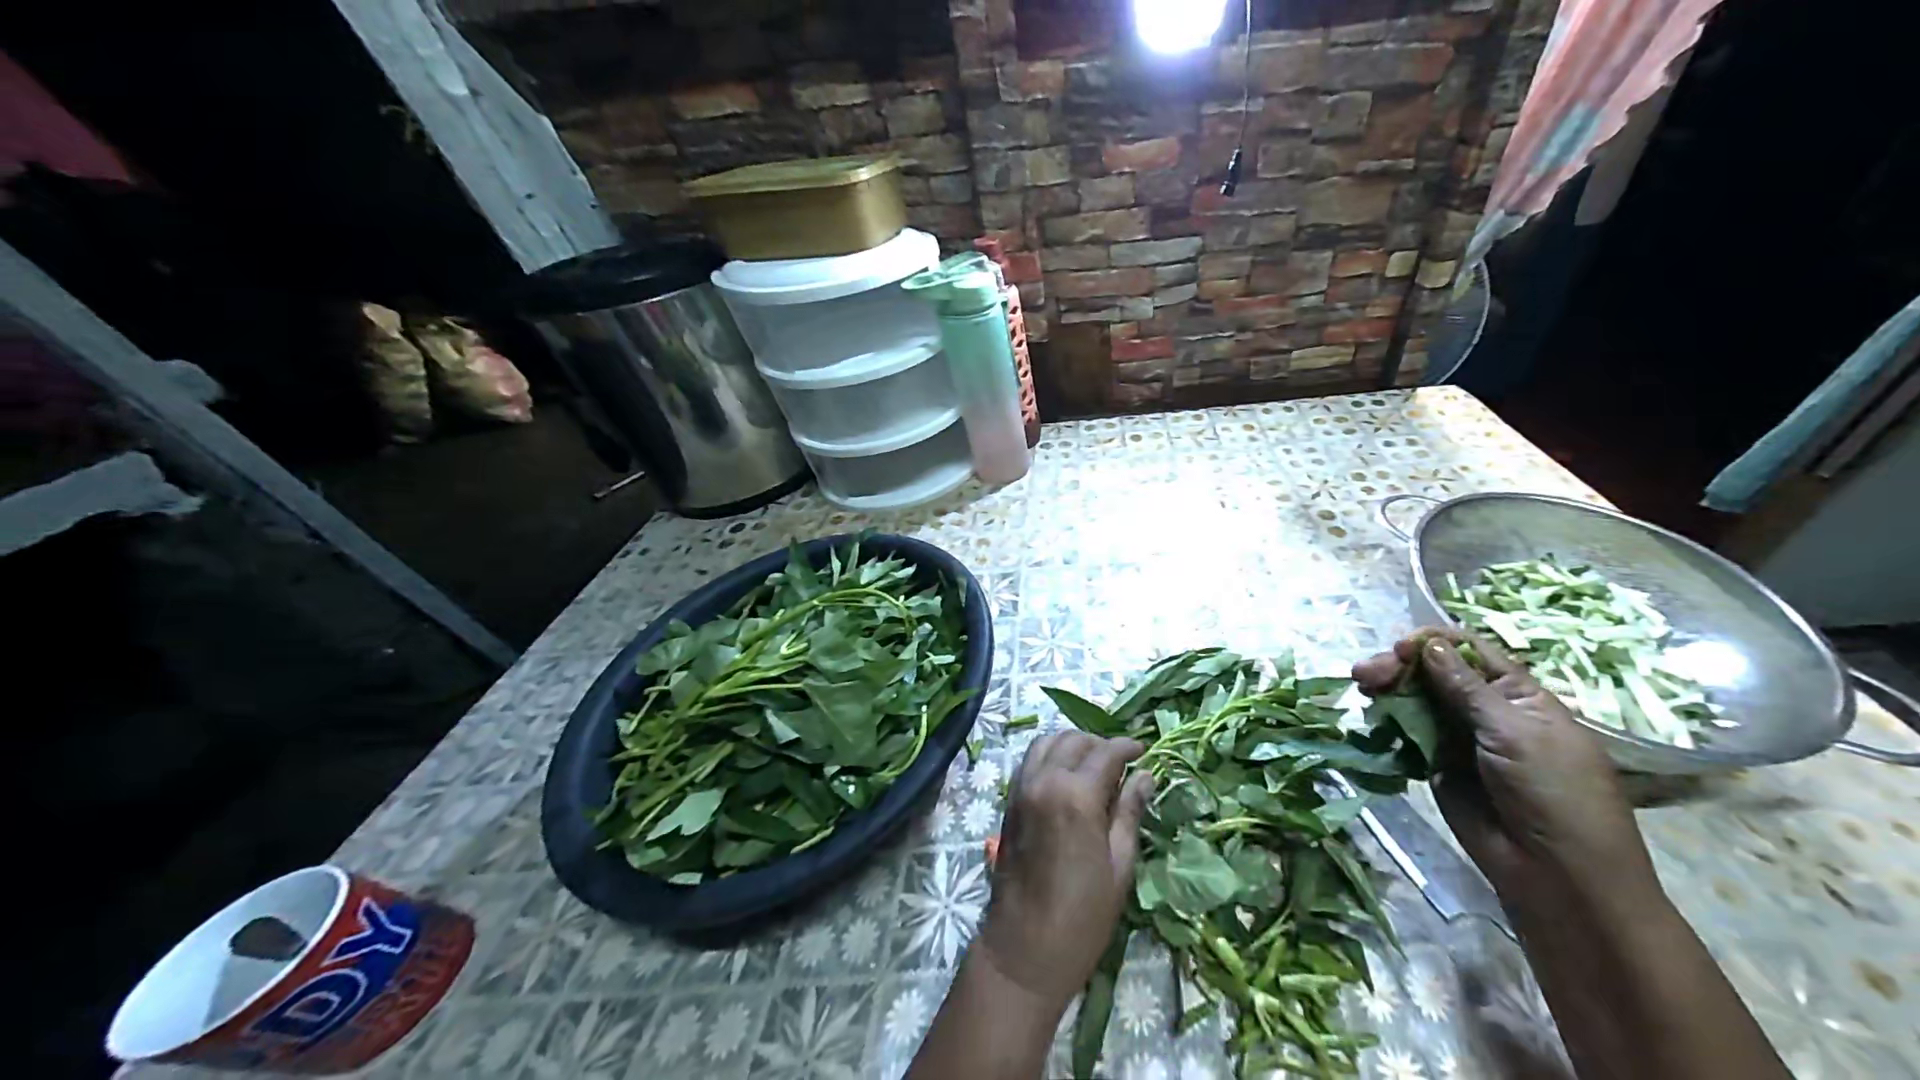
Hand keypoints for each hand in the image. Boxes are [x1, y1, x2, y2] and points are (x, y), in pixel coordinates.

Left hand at [974, 732, 1154, 1005]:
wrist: (1023, 948)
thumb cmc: (1082, 915)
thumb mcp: (1119, 865)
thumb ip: (1129, 812)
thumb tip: (1145, 775)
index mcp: (1075, 796)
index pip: (1105, 753)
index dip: (1128, 747)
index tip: (1145, 750)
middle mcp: (1044, 781)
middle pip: (1073, 740)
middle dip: (1100, 744)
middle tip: (1122, 763)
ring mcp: (1021, 788)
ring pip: (1047, 743)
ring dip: (1072, 745)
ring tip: (1095, 766)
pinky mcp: (1009, 801)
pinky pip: (1030, 760)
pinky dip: (1050, 756)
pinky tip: (1067, 776)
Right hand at [1353, 631, 1656, 903]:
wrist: (1556, 874)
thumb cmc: (1553, 793)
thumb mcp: (1514, 733)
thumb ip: (1466, 688)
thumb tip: (1429, 645)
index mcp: (1517, 695)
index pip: (1469, 651)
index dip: (1432, 643)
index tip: (1399, 649)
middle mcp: (1484, 710)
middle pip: (1432, 673)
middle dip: (1398, 667)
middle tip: (1366, 675)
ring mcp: (1458, 738)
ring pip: (1414, 700)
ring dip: (1387, 691)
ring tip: (1362, 690)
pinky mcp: (1435, 764)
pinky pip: (1406, 734)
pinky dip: (1386, 723)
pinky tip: (1371, 721)